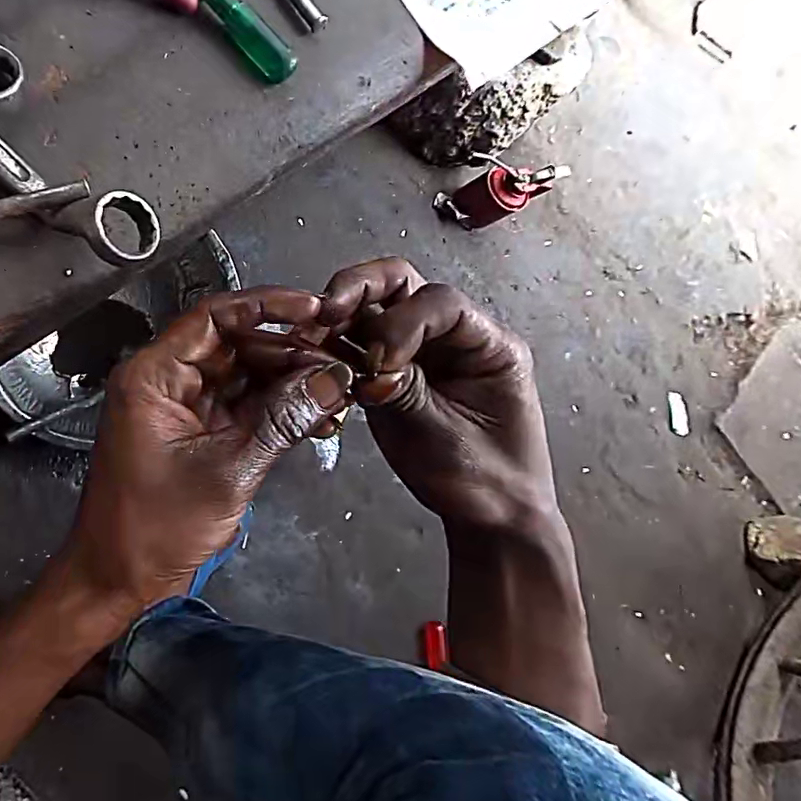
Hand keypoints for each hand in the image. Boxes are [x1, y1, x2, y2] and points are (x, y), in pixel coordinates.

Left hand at [54, 286, 353, 615]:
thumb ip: (282, 420)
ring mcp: (182, 405)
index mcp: (153, 376)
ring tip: (333, 390)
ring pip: (243, 372)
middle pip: (234, 344)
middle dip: (287, 352)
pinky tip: (313, 413)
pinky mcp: (197, 429)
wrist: (118, 578)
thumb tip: (329, 381)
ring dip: (287, 380)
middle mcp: (165, 380)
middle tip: (334, 363)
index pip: (213, 318)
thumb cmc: (153, 529)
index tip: (310, 309)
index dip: (265, 307)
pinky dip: (275, 407)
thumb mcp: (228, 470)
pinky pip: (241, 402)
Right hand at [310, 258, 556, 534]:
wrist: (488, 517)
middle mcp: (452, 335)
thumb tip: (366, 362)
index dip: (403, 324)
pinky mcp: (391, 368)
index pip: (441, 304)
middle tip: (326, 311)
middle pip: (402, 284)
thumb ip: (405, 393)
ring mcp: (419, 348)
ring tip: (312, 332)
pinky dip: (334, 343)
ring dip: (340, 313)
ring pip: (374, 305)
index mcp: (488, 345)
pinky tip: (314, 353)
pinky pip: (357, 340)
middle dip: (360, 288)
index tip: (378, 365)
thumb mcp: (445, 439)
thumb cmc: (484, 480)